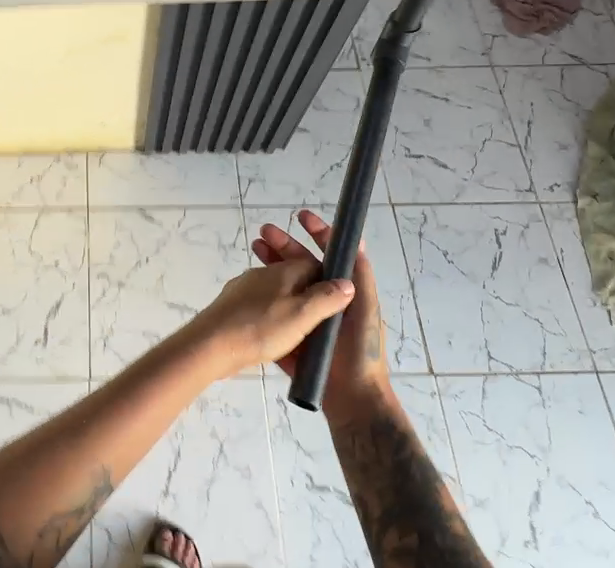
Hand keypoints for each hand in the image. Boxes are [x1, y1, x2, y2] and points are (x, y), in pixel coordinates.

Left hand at [184, 256, 354, 378]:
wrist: (211, 345)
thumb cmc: (260, 329)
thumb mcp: (302, 316)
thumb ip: (326, 299)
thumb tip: (347, 282)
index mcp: (283, 271)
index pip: (312, 263)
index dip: (327, 279)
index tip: (337, 299)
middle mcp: (263, 273)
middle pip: (292, 275)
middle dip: (306, 288)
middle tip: (320, 314)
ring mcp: (244, 288)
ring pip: (274, 290)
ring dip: (286, 301)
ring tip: (299, 326)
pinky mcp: (232, 306)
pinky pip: (258, 304)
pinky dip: (269, 313)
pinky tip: (272, 333)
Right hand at [251, 209, 389, 404]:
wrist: (350, 398)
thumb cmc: (361, 350)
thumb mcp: (366, 309)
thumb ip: (360, 277)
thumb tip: (355, 241)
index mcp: (341, 292)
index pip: (329, 256)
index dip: (317, 234)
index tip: (301, 216)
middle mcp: (322, 301)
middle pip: (301, 266)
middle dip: (284, 245)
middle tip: (263, 232)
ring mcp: (303, 318)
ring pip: (284, 283)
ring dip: (270, 264)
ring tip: (253, 248)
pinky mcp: (289, 336)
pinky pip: (273, 311)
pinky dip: (261, 293)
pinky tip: (248, 281)